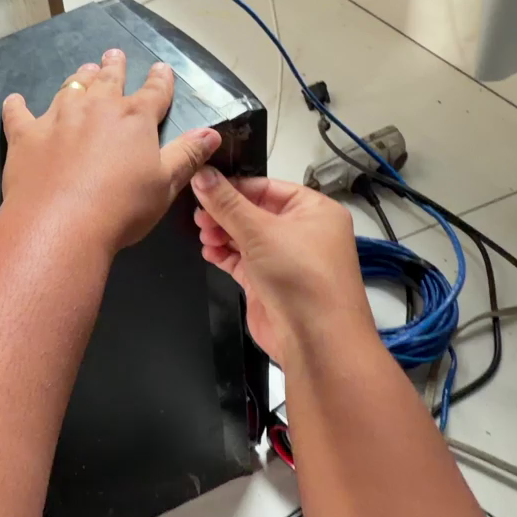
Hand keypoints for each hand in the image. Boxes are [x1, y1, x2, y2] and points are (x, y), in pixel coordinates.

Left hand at [0, 49, 222, 255]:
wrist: (61, 223)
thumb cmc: (122, 207)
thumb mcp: (165, 184)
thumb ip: (187, 155)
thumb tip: (211, 132)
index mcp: (134, 119)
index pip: (154, 93)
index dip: (160, 80)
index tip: (161, 68)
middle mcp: (96, 108)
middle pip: (108, 80)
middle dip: (114, 66)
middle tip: (114, 54)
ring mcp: (57, 118)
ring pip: (70, 88)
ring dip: (78, 78)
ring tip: (82, 70)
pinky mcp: (26, 134)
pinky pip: (18, 114)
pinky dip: (16, 106)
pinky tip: (14, 100)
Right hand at [190, 170, 372, 361]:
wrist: (316, 341)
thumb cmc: (302, 278)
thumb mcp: (260, 231)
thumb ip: (226, 203)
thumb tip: (202, 174)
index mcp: (313, 210)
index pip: (265, 187)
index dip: (233, 187)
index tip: (202, 186)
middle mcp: (301, 232)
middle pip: (252, 211)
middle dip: (224, 213)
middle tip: (200, 216)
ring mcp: (284, 258)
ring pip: (244, 236)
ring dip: (221, 233)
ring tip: (204, 234)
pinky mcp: (268, 282)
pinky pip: (241, 260)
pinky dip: (223, 254)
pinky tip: (209, 252)